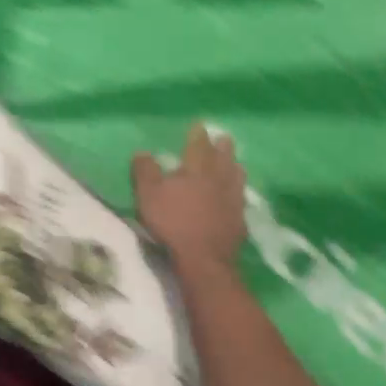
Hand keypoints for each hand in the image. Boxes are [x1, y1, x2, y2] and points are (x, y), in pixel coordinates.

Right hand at [132, 123, 247, 272]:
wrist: (203, 259)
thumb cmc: (172, 222)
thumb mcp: (147, 194)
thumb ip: (145, 171)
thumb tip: (144, 152)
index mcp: (196, 171)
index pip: (198, 147)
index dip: (198, 135)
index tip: (200, 125)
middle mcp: (217, 182)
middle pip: (223, 160)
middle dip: (223, 148)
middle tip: (225, 138)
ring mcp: (232, 203)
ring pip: (236, 180)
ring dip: (235, 169)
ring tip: (237, 164)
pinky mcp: (239, 224)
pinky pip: (240, 203)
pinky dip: (239, 196)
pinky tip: (238, 199)